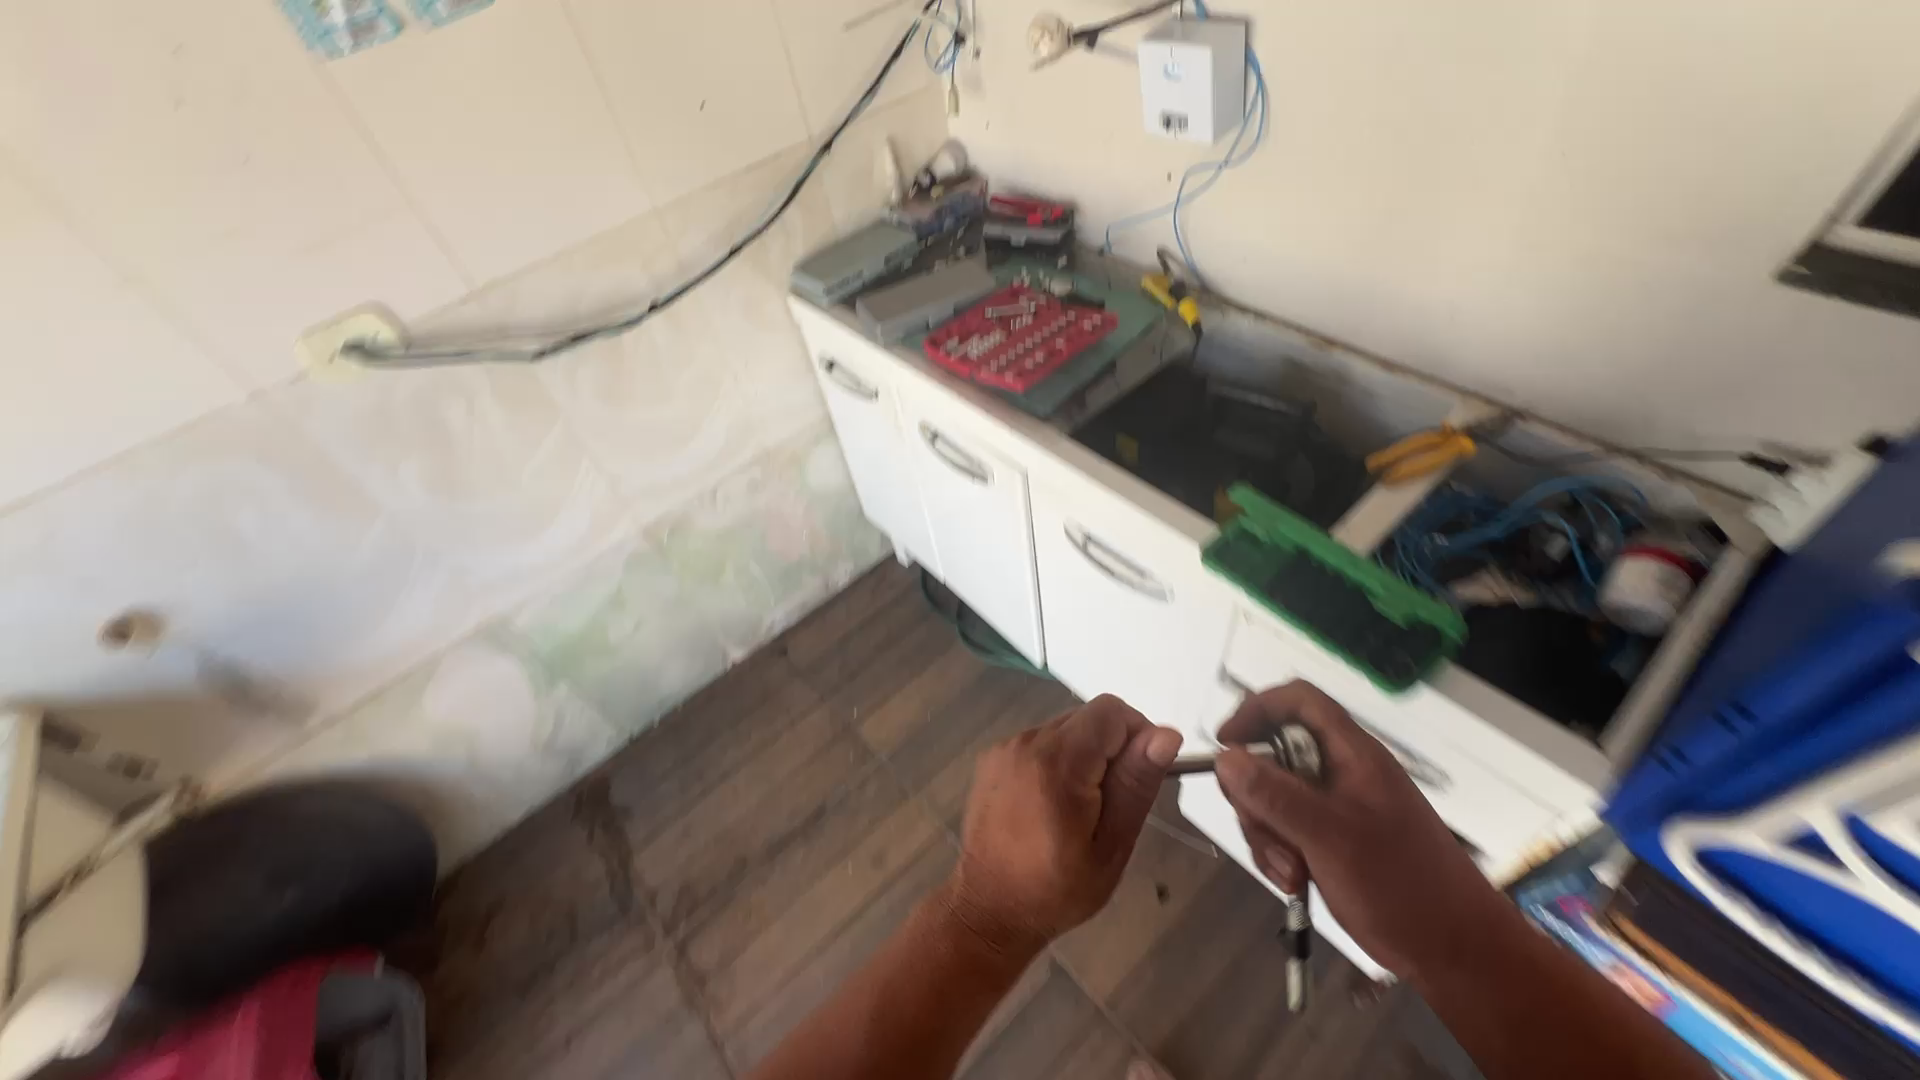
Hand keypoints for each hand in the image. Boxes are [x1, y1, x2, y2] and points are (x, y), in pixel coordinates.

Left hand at [944, 695, 1183, 955]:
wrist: (989, 908)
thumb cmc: (1057, 889)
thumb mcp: (1112, 845)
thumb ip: (1136, 783)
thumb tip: (1166, 734)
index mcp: (1057, 762)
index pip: (1111, 711)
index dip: (1137, 735)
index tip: (1137, 779)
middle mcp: (1027, 742)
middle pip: (1088, 717)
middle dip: (1111, 749)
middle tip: (1110, 803)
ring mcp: (1005, 748)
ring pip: (1066, 728)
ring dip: (1084, 755)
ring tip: (1080, 808)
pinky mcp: (992, 757)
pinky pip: (1041, 742)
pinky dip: (1057, 761)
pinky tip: (1052, 804)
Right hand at [1213, 681, 1505, 979]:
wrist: (1455, 953)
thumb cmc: (1401, 884)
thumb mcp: (1329, 836)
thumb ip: (1275, 794)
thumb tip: (1225, 758)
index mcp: (1351, 754)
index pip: (1297, 701)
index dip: (1256, 710)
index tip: (1227, 745)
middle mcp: (1339, 773)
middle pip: (1272, 753)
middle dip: (1255, 794)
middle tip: (1262, 828)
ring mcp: (1333, 808)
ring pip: (1270, 796)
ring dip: (1265, 832)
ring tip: (1289, 871)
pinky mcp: (1328, 840)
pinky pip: (1281, 829)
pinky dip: (1276, 853)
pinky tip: (1293, 881)